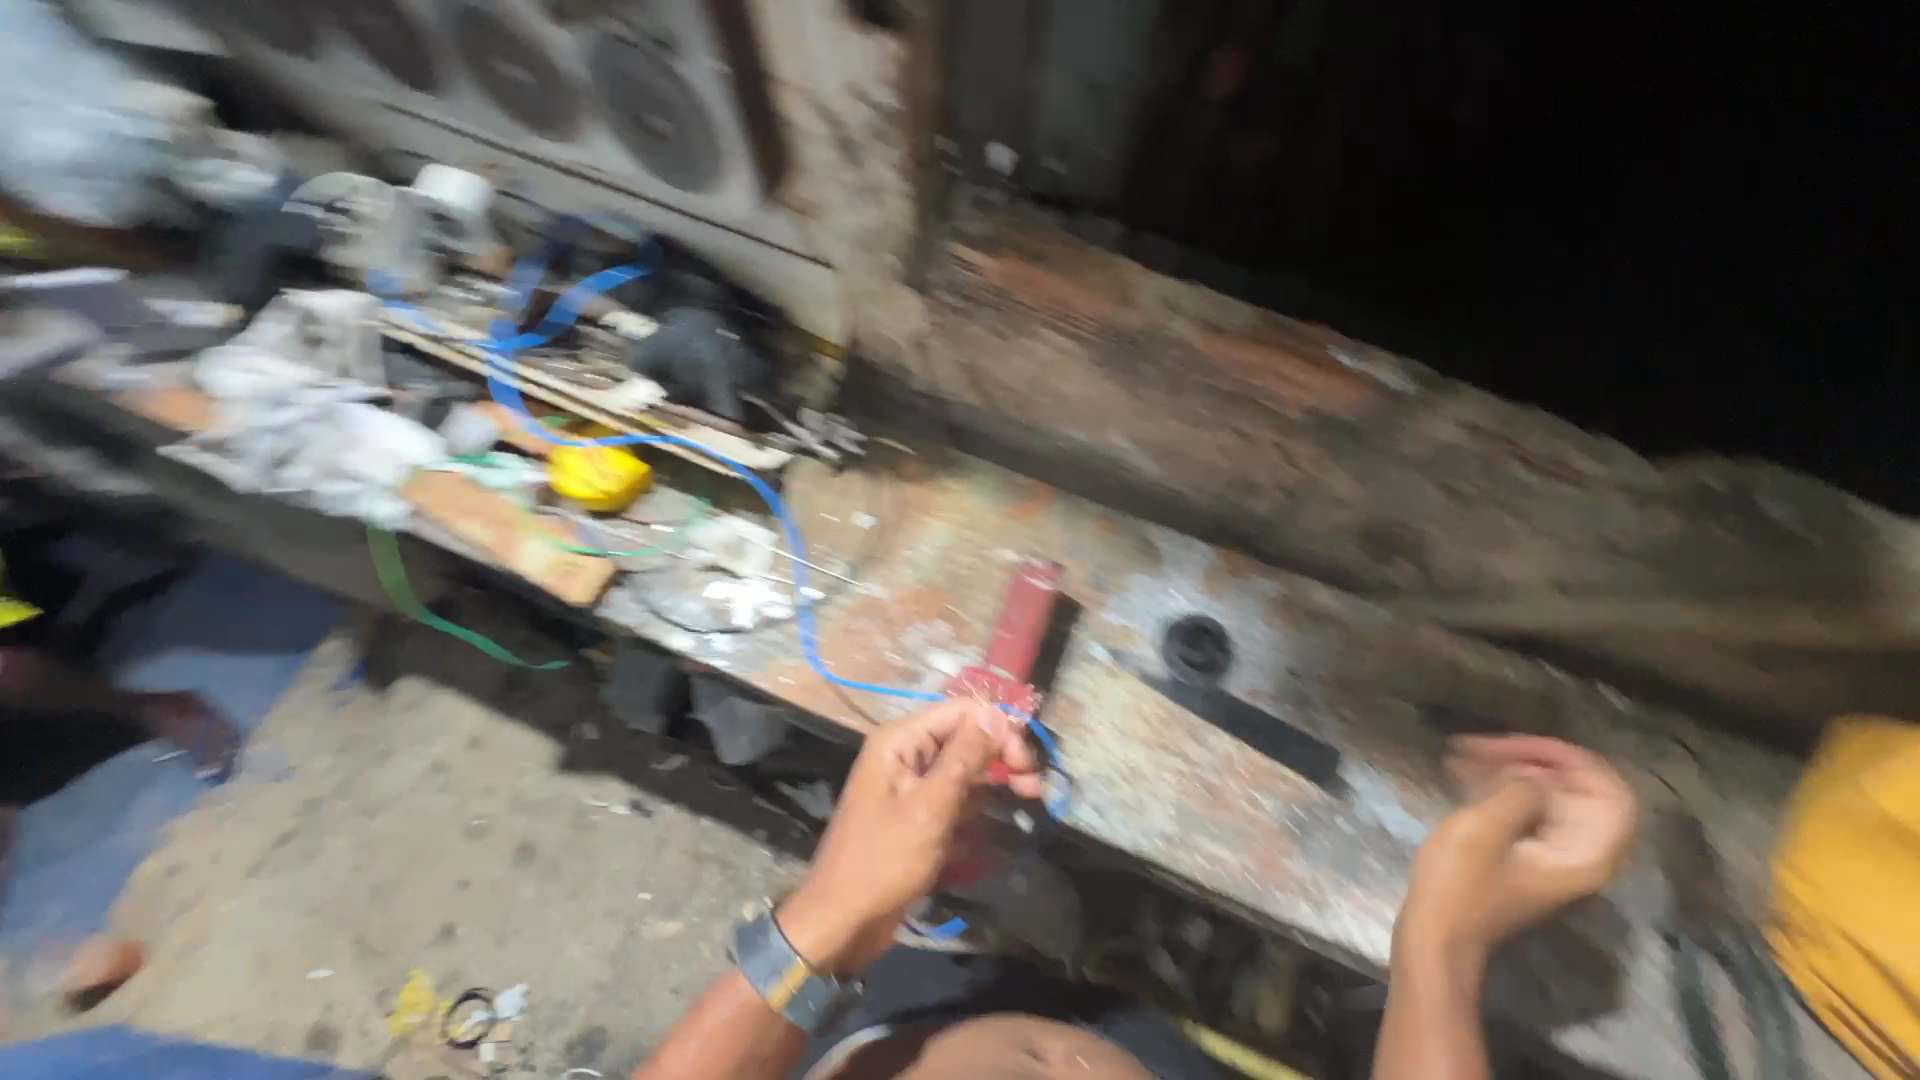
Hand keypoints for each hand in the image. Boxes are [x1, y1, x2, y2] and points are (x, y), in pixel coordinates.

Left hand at [777, 699, 1044, 973]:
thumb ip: (965, 758)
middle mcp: (905, 753)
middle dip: (1002, 754)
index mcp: (900, 740)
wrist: (842, 921)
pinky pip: (955, 796)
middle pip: (964, 737)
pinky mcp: (917, 813)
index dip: (999, 728)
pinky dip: (979, 803)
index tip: (1028, 761)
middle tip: (1034, 785)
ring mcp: (910, 784)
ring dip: (996, 779)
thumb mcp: (930, 808)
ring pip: (963, 767)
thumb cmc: (883, 861)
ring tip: (1031, 797)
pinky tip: (1004, 819)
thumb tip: (998, 714)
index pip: (961, 712)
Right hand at [1396, 735, 1636, 967]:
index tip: (1521, 745)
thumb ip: (1517, 794)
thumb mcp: (1485, 831)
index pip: (1610, 795)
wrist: (1437, 932)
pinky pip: (1523, 808)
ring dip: (1508, 768)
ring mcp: (1549, 853)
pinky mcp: (1521, 852)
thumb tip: (1531, 774)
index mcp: (1584, 853)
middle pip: (1575, 790)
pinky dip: (1498, 786)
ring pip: (1545, 795)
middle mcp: (1578, 852)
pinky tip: (1461, 772)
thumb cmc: (1460, 884)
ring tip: (1462, 752)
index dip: (1572, 761)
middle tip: (1479, 746)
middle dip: (1530, 760)